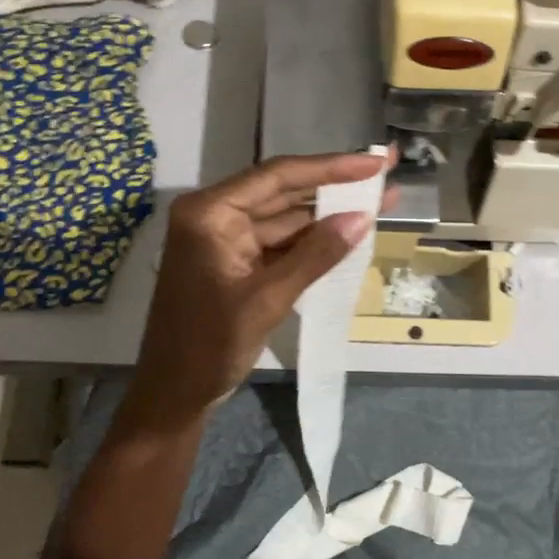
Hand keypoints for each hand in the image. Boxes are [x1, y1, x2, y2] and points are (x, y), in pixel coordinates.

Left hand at [131, 150, 395, 422]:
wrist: (174, 395)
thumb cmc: (210, 345)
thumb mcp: (268, 298)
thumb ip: (316, 254)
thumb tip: (362, 218)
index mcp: (210, 213)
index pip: (278, 177)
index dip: (331, 167)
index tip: (374, 163)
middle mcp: (215, 215)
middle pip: (284, 192)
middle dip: (335, 185)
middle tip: (385, 172)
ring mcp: (225, 239)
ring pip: (286, 218)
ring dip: (328, 213)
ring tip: (379, 201)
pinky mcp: (235, 262)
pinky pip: (280, 243)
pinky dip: (312, 241)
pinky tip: (348, 234)